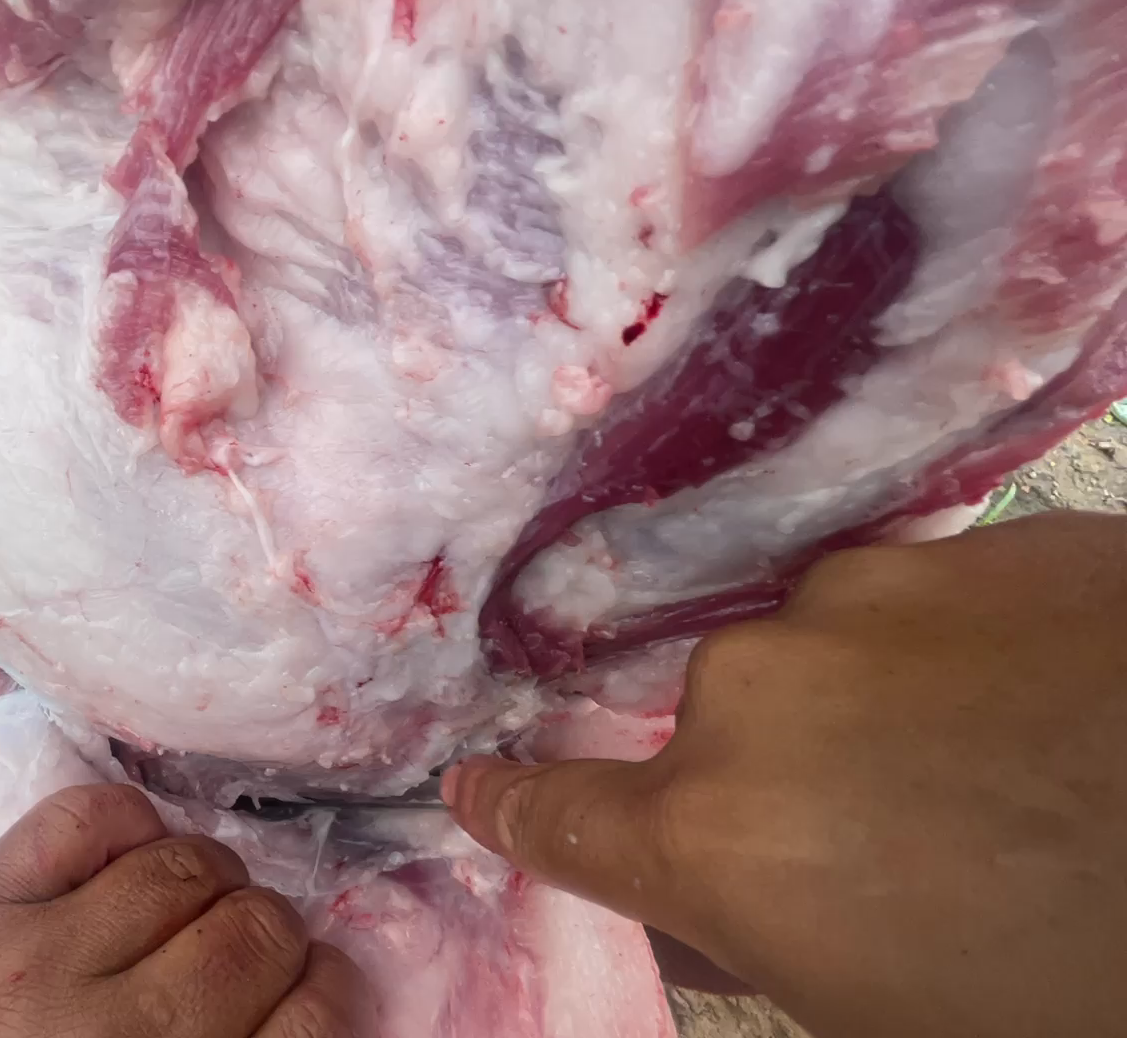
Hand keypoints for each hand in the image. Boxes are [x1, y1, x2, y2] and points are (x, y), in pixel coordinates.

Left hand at [0, 783, 372, 1037]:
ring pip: (181, 869)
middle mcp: (117, 1031)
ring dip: (216, 876)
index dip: (332, 997)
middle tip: (263, 944)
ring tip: (206, 894)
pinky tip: (139, 847)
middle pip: (249, 933)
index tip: (324, 990)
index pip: (305, 1029)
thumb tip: (288, 1021)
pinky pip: (80, 820)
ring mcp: (36, 955)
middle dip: (275, 930)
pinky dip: (129, 820)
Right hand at [444, 512, 1126, 1037]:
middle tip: (912, 827)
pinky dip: (967, 648)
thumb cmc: (1092, 987)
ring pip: (818, 649)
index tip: (471, 787)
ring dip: (877, 700)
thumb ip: (773, 936)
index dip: (509, 804)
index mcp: (731, 836)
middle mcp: (756, 696)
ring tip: (1028, 753)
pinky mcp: (995, 544)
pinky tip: (1085, 692)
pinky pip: (926, 601)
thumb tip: (704, 887)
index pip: (557, 815)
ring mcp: (869, 601)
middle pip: (714, 727)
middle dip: (779, 772)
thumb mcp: (903, 1013)